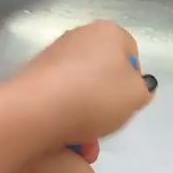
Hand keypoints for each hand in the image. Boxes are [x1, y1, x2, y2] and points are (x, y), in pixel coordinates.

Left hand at [7, 21, 150, 144]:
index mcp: (108, 32)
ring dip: (84, 115)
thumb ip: (141, 88)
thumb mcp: (136, 95)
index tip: (127, 102)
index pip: (130, 52)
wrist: (37, 109)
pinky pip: (56, 97)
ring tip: (84, 140)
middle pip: (101, 71)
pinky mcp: (31, 75)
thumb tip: (135, 84)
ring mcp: (51, 55)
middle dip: (105, 100)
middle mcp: (77, 36)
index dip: (132, 79)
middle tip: (106, 122)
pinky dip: (62, 115)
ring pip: (78, 89)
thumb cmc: (96, 97)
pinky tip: (63, 136)